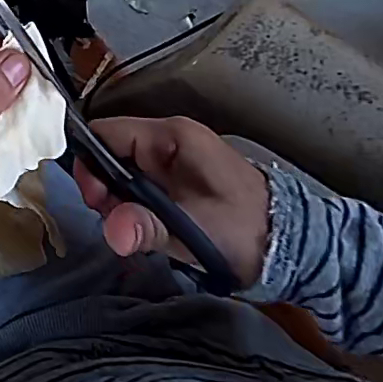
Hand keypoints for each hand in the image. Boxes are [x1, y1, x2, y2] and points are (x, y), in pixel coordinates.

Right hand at [75, 117, 270, 288]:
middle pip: (110, 155)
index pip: (107, 133)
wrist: (291, 248)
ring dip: (119, 205)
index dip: (92, 164)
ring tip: (134, 230)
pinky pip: (139, 190)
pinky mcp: (176, 185)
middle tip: (116, 221)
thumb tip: (112, 230)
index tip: (96, 199)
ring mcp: (172, 164)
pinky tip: (146, 230)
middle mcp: (169, 144)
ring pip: (122, 176)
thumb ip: (150, 227)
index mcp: (173, 138)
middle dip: (104, 190)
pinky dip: (134, 211)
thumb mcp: (196, 229)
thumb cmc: (249, 228)